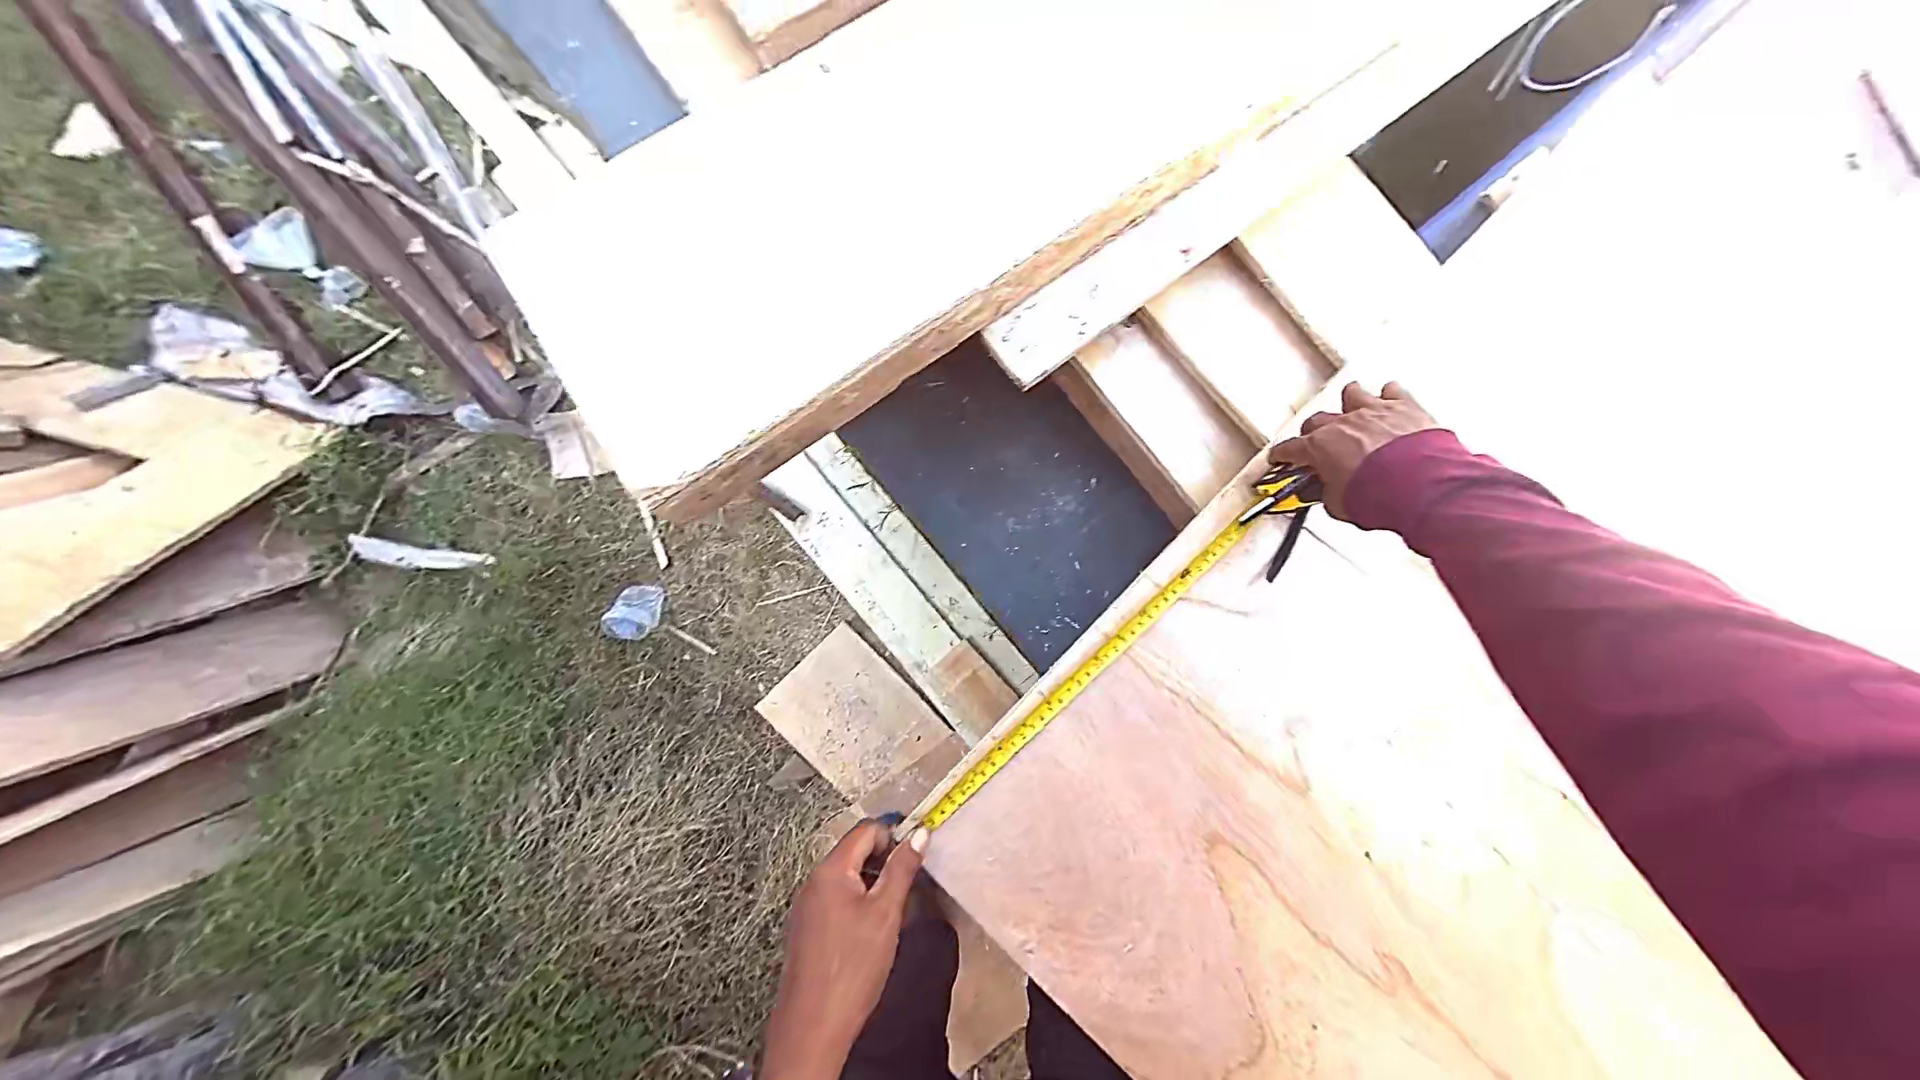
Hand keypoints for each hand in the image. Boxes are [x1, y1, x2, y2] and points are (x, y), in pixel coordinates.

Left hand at [760, 820, 928, 1079]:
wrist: (812, 1029)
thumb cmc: (853, 967)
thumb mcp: (886, 913)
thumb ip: (902, 868)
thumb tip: (919, 833)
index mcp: (831, 870)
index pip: (866, 830)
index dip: (894, 835)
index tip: (916, 855)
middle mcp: (814, 880)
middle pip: (855, 850)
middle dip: (884, 860)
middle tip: (908, 885)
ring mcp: (807, 905)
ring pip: (847, 875)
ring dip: (873, 882)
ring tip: (893, 911)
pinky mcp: (806, 927)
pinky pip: (836, 897)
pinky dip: (857, 901)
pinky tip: (871, 930)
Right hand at [1268, 382, 1438, 519]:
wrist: (1422, 485)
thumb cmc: (1380, 493)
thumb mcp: (1338, 503)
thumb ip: (1326, 492)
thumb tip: (1326, 493)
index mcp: (1319, 446)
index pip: (1289, 449)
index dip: (1282, 455)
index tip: (1280, 457)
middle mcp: (1343, 424)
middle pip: (1317, 420)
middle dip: (1313, 431)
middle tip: (1315, 440)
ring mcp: (1373, 412)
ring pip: (1352, 395)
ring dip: (1349, 402)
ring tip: (1349, 406)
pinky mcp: (1404, 408)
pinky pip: (1393, 391)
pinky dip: (1389, 394)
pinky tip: (1388, 397)